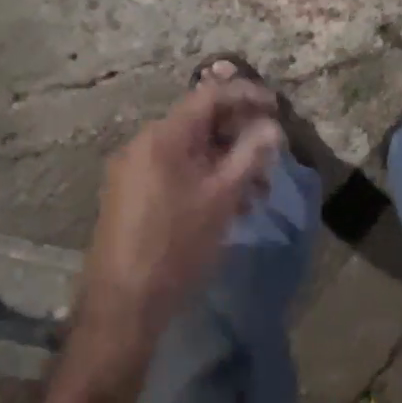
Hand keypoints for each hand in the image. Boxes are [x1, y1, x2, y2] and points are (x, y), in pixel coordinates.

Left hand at [79, 81, 282, 330]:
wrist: (123, 307)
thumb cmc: (177, 245)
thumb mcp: (223, 196)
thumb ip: (251, 153)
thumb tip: (272, 126)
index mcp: (163, 136)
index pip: (211, 95)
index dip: (248, 95)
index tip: (278, 109)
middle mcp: (143, 144)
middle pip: (201, 121)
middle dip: (241, 135)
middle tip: (271, 156)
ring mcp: (133, 170)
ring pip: (191, 149)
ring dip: (227, 160)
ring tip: (255, 191)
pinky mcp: (130, 194)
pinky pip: (176, 168)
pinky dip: (205, 175)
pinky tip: (228, 204)